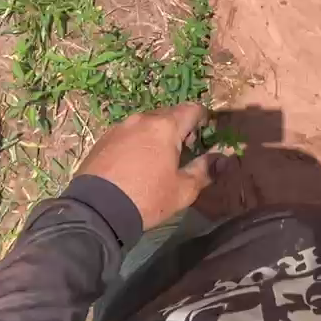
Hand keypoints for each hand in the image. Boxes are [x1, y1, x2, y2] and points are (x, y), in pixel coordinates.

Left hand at [75, 103, 222, 228]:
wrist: (96, 211)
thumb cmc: (147, 197)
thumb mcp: (183, 190)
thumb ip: (205, 170)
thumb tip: (223, 159)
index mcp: (166, 126)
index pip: (192, 110)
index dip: (202, 120)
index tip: (204, 135)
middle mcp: (143, 119)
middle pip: (169, 115)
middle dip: (179, 128)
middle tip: (182, 152)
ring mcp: (120, 127)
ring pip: (146, 123)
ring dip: (156, 135)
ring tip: (156, 160)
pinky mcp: (103, 139)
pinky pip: (128, 133)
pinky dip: (136, 142)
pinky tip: (133, 165)